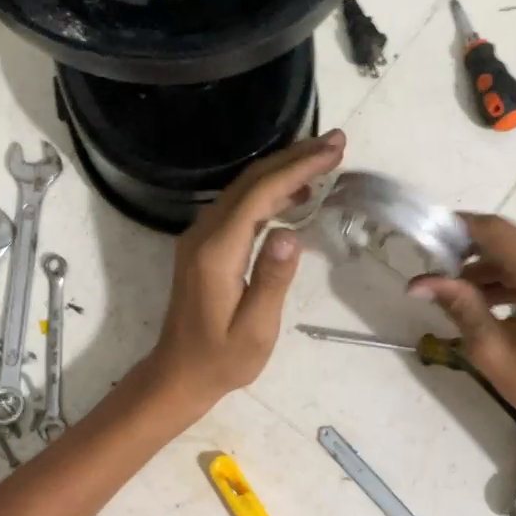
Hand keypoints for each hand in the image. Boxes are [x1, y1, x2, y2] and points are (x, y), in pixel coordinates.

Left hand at [145, 131, 344, 409]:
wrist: (179, 373)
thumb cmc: (222, 359)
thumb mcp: (254, 330)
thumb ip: (272, 280)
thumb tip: (291, 234)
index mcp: (218, 252)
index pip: (260, 195)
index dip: (297, 168)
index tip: (332, 150)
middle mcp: (205, 234)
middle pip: (251, 181)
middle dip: (294, 157)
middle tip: (336, 142)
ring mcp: (202, 237)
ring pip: (244, 188)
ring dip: (283, 169)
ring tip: (324, 159)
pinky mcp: (206, 245)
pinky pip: (240, 205)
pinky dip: (270, 191)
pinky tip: (295, 193)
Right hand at [408, 214, 515, 442]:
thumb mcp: (493, 349)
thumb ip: (460, 305)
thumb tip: (419, 282)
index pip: (497, 232)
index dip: (461, 228)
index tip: (432, 235)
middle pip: (513, 244)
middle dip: (474, 257)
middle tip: (440, 276)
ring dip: (494, 271)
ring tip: (460, 296)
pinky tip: (491, 303)